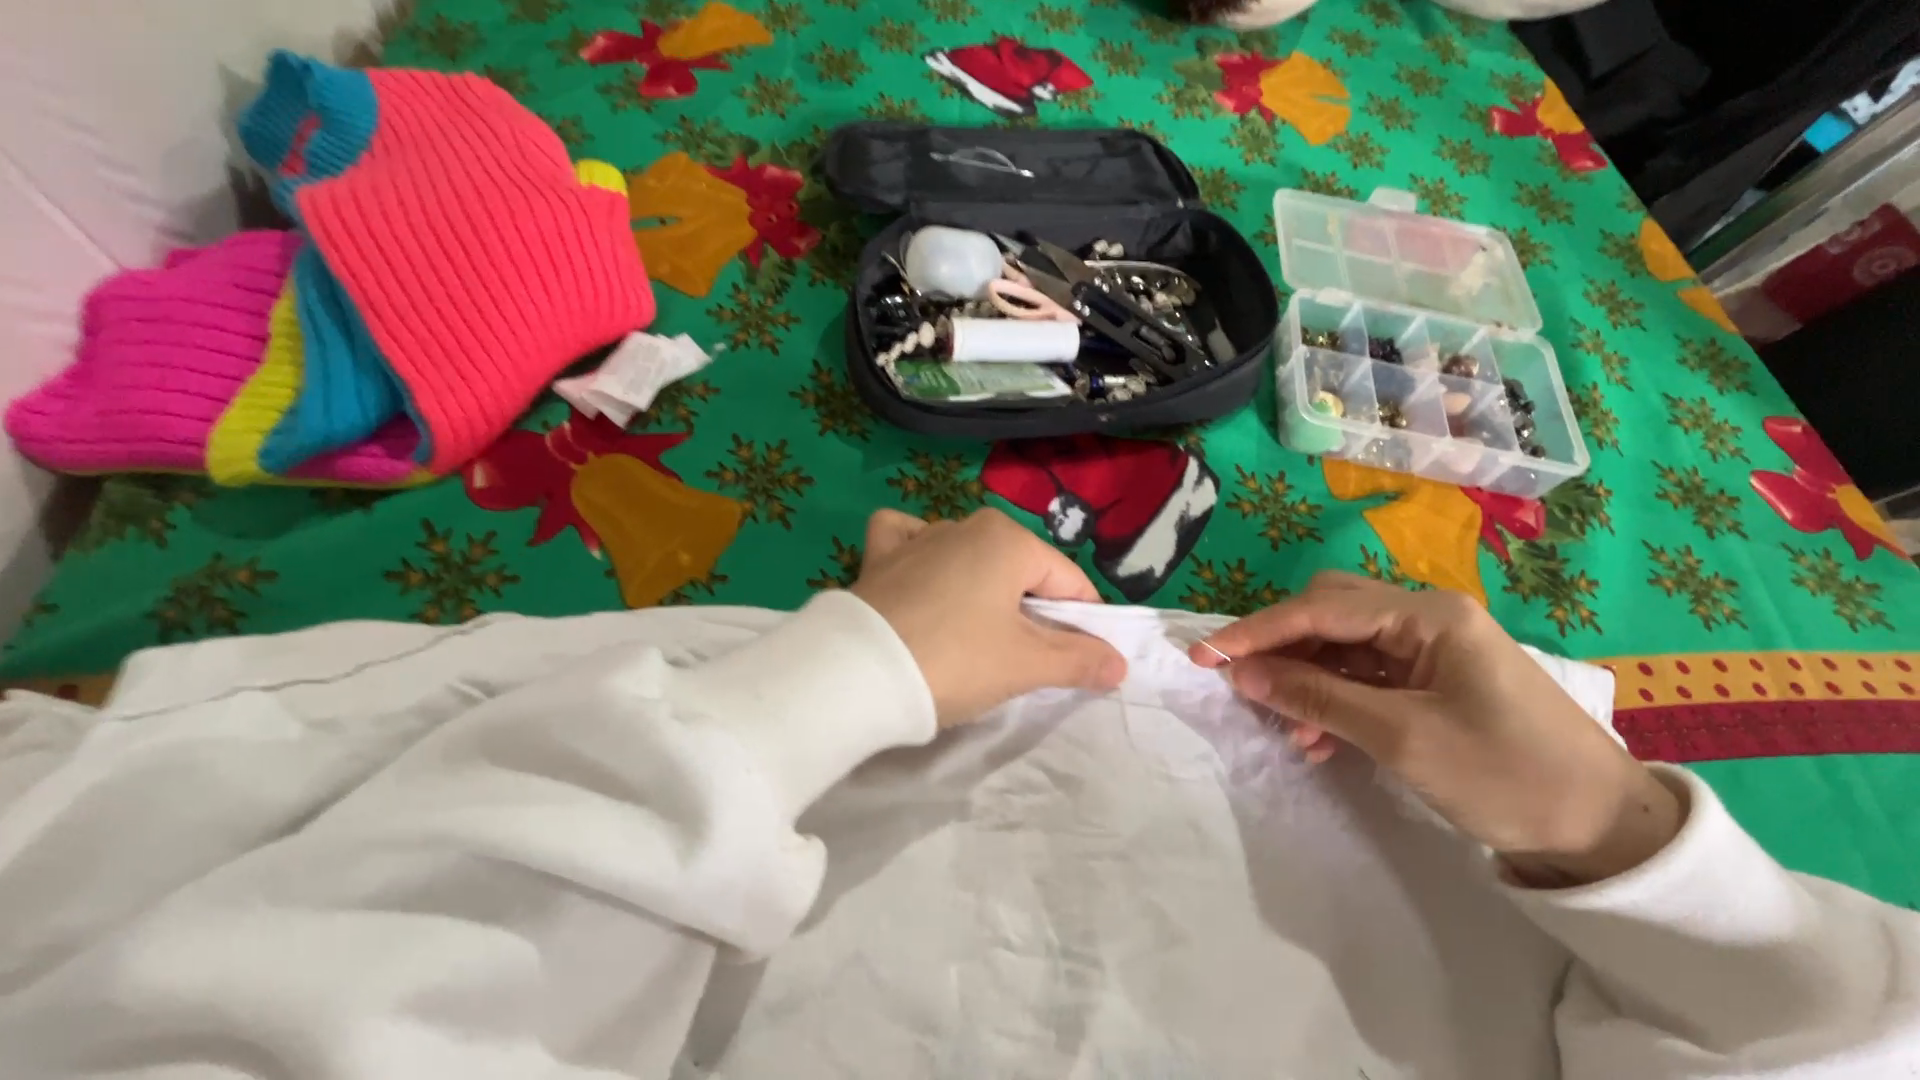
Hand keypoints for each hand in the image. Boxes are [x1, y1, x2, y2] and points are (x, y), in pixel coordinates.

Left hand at [852, 509, 1127, 727]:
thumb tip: (1120, 663)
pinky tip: (922, 582)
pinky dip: (922, 561)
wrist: (856, 674)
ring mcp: (916, 537)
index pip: (1068, 584)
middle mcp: (963, 525)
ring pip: (968, 560)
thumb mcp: (1025, 665)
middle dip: (1029, 614)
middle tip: (1019, 664)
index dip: (1081, 626)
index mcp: (1007, 539)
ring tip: (972, 642)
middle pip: (1019, 573)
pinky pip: (910, 546)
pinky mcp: (878, 557)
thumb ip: (1078, 660)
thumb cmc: (954, 660)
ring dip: (980, 594)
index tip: (1078, 665)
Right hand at [1190, 572, 1682, 885]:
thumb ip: (1317, 696)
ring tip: (1288, 731)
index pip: (1320, 608)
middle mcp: (1425, 618)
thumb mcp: (1402, 737)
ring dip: (1305, 681)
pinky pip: (1362, 676)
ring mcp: (1429, 649)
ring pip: (1340, 647)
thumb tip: (1242, 672)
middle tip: (1241, 686)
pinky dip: (1332, 700)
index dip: (1256, 631)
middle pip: (1327, 615)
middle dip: (1280, 648)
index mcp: (1427, 615)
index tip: (1203, 656)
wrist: (1602, 830)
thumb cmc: (1505, 774)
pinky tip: (1318, 738)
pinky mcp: (1431, 680)